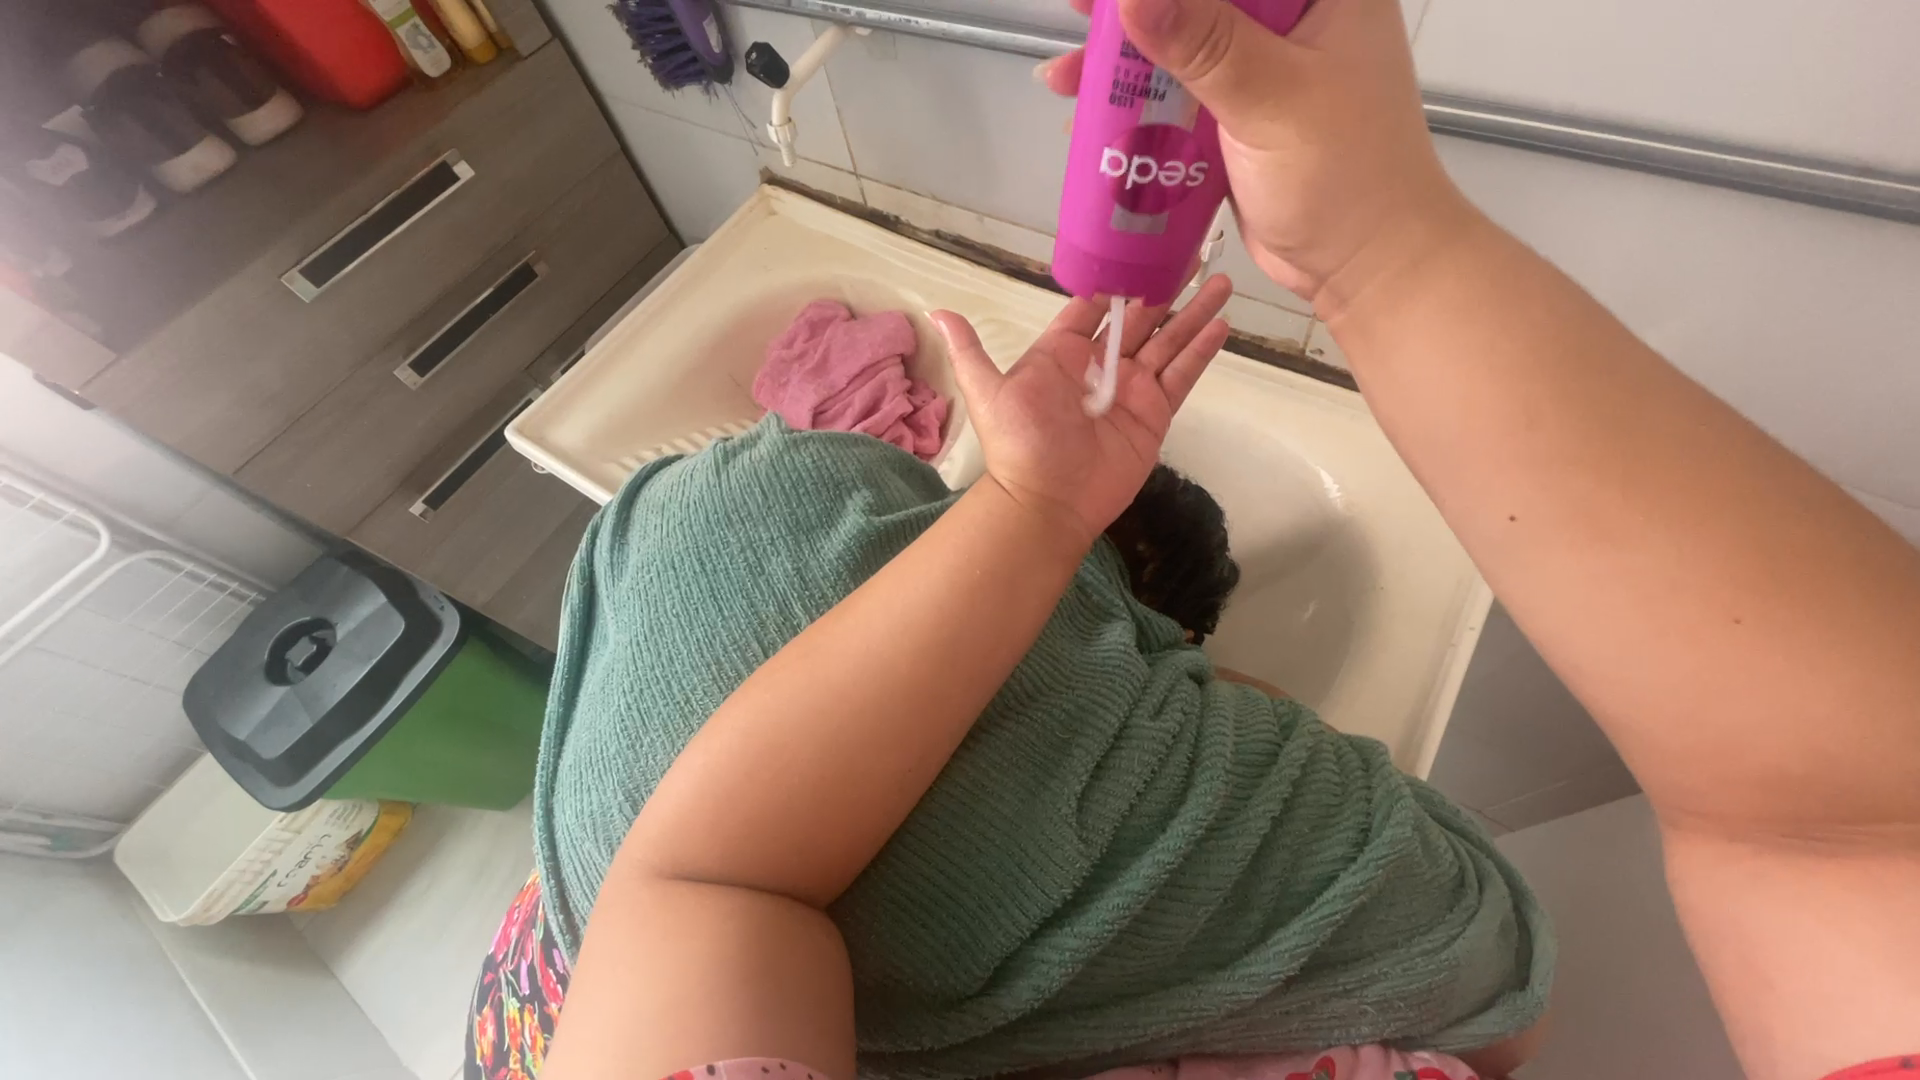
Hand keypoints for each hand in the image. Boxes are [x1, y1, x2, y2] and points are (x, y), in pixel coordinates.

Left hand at [931, 275, 1232, 542]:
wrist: (1047, 501)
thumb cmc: (1019, 444)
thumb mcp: (989, 391)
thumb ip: (971, 350)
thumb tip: (935, 312)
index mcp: (1061, 356)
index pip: (1092, 310)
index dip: (1114, 281)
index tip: (1138, 248)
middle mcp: (1099, 367)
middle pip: (1138, 319)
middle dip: (1164, 288)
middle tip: (1193, 253)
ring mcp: (1131, 391)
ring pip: (1168, 342)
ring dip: (1193, 312)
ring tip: (1222, 280)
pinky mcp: (1155, 415)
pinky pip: (1182, 377)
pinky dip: (1201, 352)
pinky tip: (1221, 324)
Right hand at [1040, 0, 1479, 318]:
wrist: (1360, 259)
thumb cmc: (1341, 174)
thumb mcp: (1272, 99)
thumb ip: (1205, 44)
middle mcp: (1290, 23)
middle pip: (1198, 5)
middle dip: (1132, 17)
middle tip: (1074, 17)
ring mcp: (1262, 75)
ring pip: (1180, 54)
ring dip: (1123, 68)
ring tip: (1065, 84)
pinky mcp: (1238, 124)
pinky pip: (1178, 105)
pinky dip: (1138, 112)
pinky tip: (1095, 123)